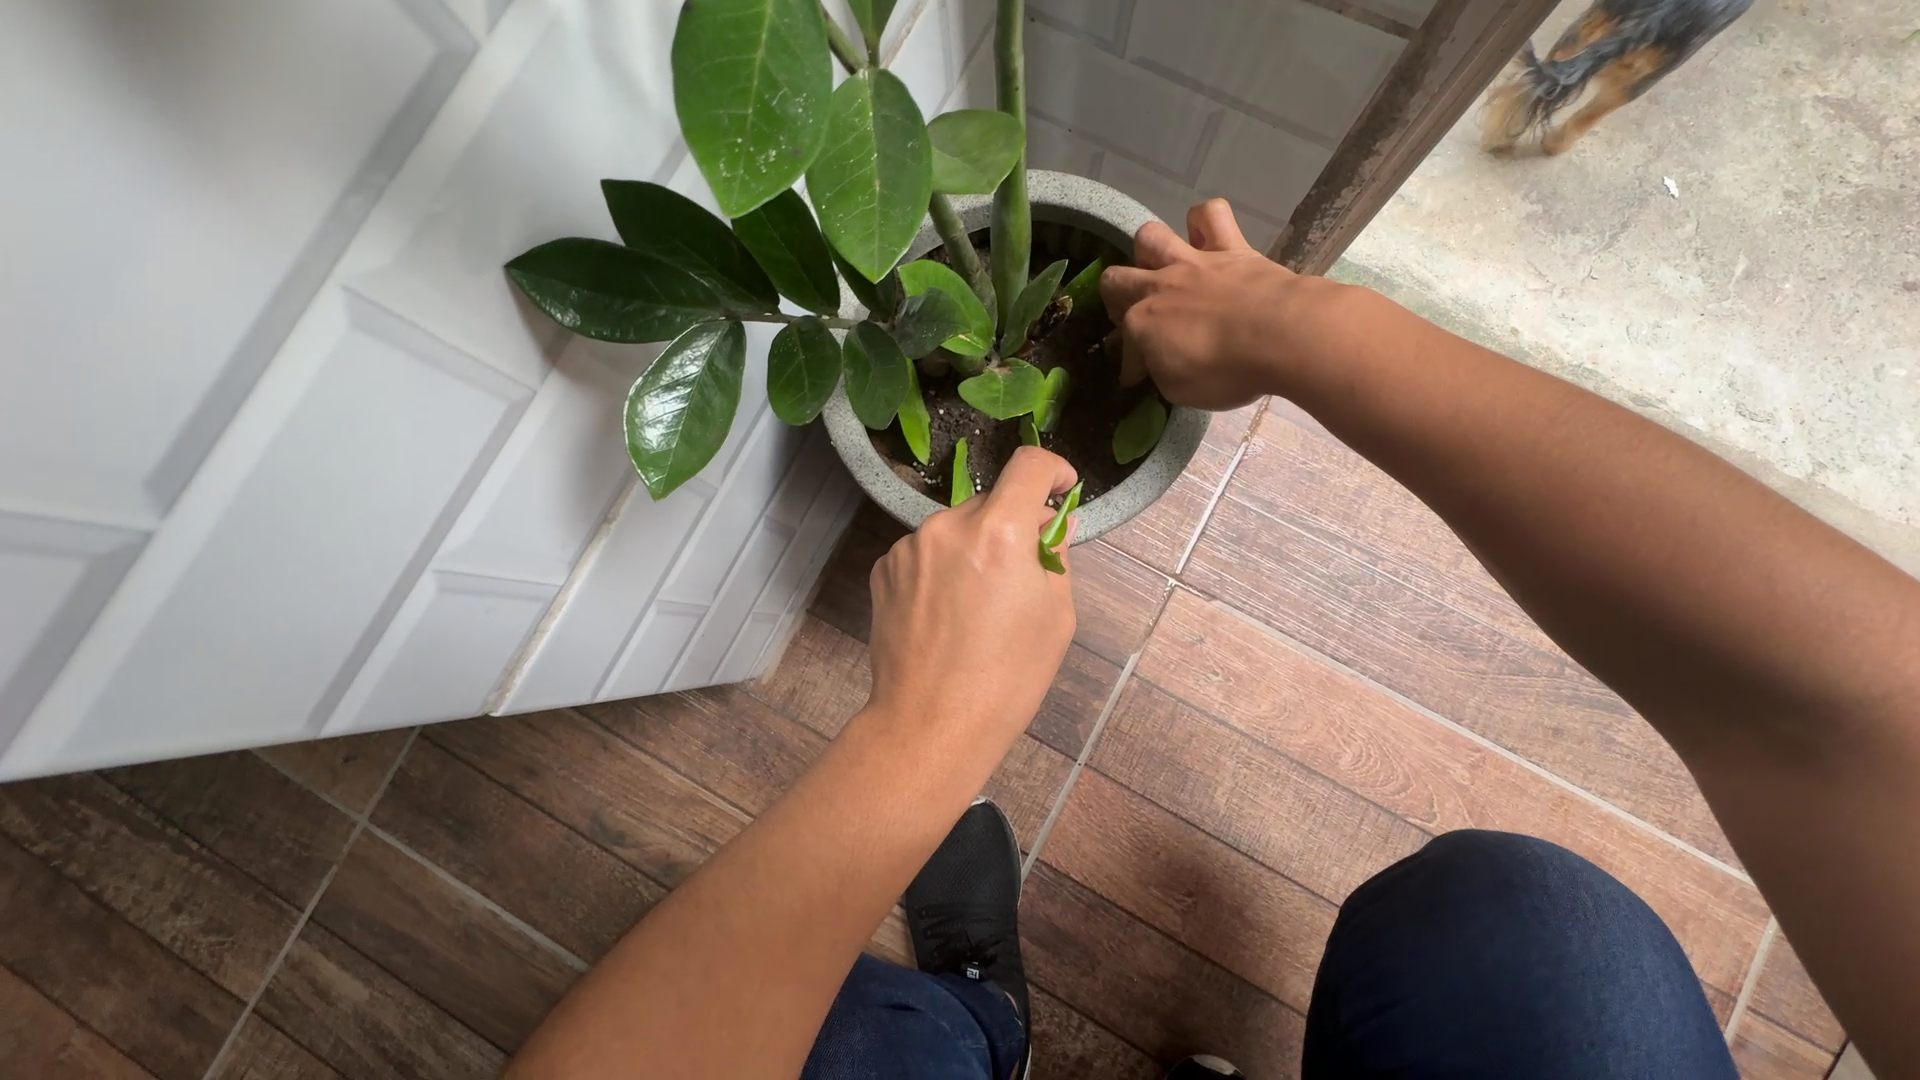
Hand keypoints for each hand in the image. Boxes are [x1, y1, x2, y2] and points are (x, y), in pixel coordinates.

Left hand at [864, 447, 1078, 751]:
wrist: (930, 724)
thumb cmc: (1008, 678)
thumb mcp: (1055, 616)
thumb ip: (1055, 556)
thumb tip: (1053, 525)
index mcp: (999, 532)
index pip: (1029, 465)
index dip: (1054, 469)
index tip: (1062, 488)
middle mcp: (947, 525)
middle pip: (991, 503)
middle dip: (1011, 526)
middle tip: (1020, 574)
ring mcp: (908, 547)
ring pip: (955, 529)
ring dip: (973, 547)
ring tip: (976, 605)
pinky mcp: (883, 569)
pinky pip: (925, 553)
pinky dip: (941, 568)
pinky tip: (944, 613)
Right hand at [1100, 199, 1312, 409]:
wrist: (1280, 336)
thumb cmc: (1226, 372)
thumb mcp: (1179, 391)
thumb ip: (1161, 371)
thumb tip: (1158, 362)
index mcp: (1140, 324)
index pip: (1124, 344)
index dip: (1131, 364)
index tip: (1139, 376)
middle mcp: (1157, 286)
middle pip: (1115, 279)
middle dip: (1117, 298)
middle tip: (1138, 314)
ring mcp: (1192, 261)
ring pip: (1149, 236)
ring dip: (1148, 252)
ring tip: (1162, 269)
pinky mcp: (1230, 245)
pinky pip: (1210, 214)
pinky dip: (1203, 223)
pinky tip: (1205, 238)